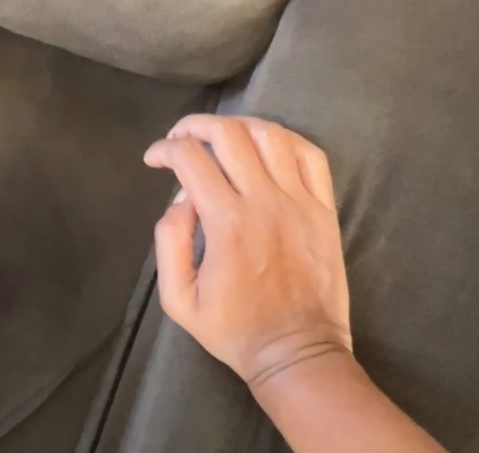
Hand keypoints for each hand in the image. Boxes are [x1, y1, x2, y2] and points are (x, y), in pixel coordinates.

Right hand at [144, 114, 351, 389]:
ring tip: (221, 136)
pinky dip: (285, 138)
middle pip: (228, 133)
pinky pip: (310, 155)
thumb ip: (169, 242)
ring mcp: (300, 202)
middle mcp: (264, 202)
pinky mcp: (324, 209)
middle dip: (195, 124)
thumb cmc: (235, 329)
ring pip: (269, 134)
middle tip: (180, 137)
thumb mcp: (179, 300)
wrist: (298, 354)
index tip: (155, 159)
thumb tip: (180, 198)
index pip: (189, 158)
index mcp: (226, 223)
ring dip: (238, 125)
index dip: (164, 149)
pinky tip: (265, 144)